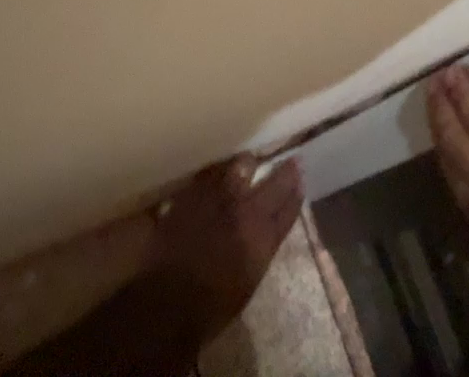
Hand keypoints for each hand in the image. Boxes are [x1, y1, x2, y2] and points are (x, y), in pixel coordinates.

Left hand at [148, 153, 302, 342]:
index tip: (301, 179)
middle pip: (273, 184)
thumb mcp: (247, 281)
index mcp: (263, 239)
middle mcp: (246, 213)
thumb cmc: (211, 306)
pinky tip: (217, 171)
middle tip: (288, 162)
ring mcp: (217, 200)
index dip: (295, 193)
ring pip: (240, 167)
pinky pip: (210, 173)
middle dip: (284, 172)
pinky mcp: (191, 195)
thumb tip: (262, 231)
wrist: (167, 301)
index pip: (288, 209)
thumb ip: (259, 249)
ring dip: (246, 165)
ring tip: (248, 162)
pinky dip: (217, 172)